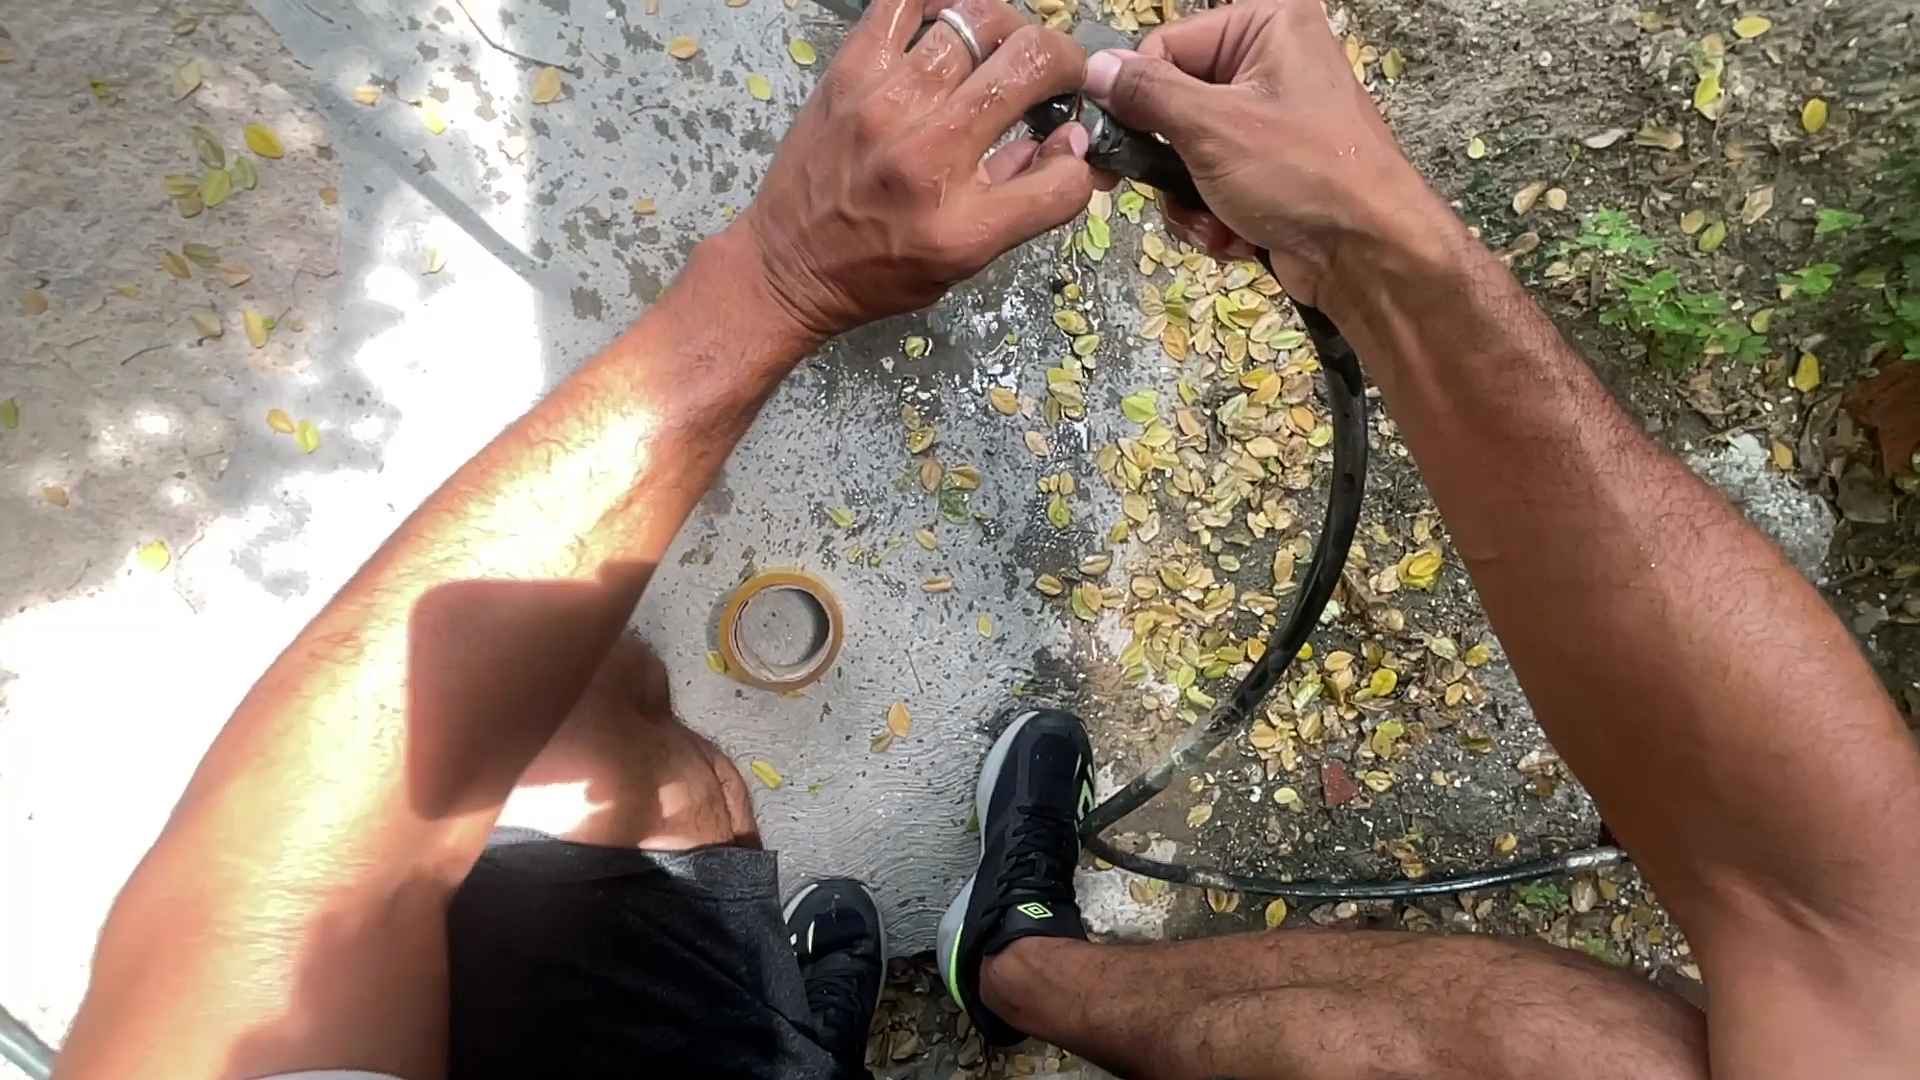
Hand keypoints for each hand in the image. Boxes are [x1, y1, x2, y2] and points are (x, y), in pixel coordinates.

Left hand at [736, 0, 1093, 342]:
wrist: (790, 267)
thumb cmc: (879, 276)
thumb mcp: (959, 267)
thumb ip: (1018, 206)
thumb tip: (1067, 144)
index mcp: (965, 228)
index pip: (1064, 179)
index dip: (1080, 163)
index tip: (1066, 149)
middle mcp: (932, 161)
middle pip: (1031, 67)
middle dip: (1064, 63)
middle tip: (1054, 76)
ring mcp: (888, 107)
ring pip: (980, 20)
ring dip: (1010, 31)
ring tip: (1002, 53)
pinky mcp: (851, 73)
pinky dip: (943, 0)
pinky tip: (951, 21)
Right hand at [1080, 0, 1442, 307]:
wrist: (1363, 251)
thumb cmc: (1301, 173)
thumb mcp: (1214, 127)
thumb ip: (1149, 95)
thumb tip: (1095, 71)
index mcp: (1262, 27)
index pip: (1164, 48)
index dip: (1133, 101)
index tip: (1107, 148)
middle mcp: (1263, 68)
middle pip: (1169, 111)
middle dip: (1167, 169)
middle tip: (1163, 194)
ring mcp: (1261, 126)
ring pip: (1182, 161)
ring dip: (1188, 204)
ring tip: (1217, 223)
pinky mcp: (1260, 174)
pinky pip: (1206, 190)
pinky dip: (1211, 219)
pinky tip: (1234, 236)